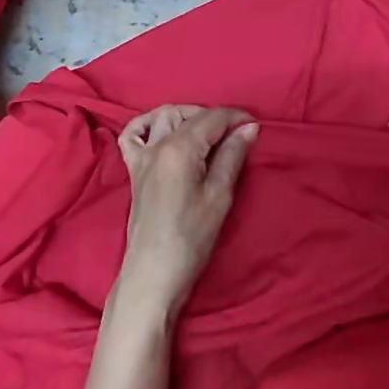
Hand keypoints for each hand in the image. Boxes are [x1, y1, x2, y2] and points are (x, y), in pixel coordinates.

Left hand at [116, 105, 258, 317]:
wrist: (154, 275)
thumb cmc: (191, 238)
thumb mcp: (219, 196)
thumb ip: (232, 156)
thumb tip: (248, 128)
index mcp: (179, 149)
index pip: (212, 117)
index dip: (236, 118)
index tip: (256, 126)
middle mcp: (157, 146)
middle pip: (188, 114)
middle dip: (214, 117)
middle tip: (236, 136)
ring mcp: (142, 158)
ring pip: (162, 117)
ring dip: (187, 116)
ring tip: (208, 134)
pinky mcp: (134, 171)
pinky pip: (132, 136)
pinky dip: (146, 126)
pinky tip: (162, 132)